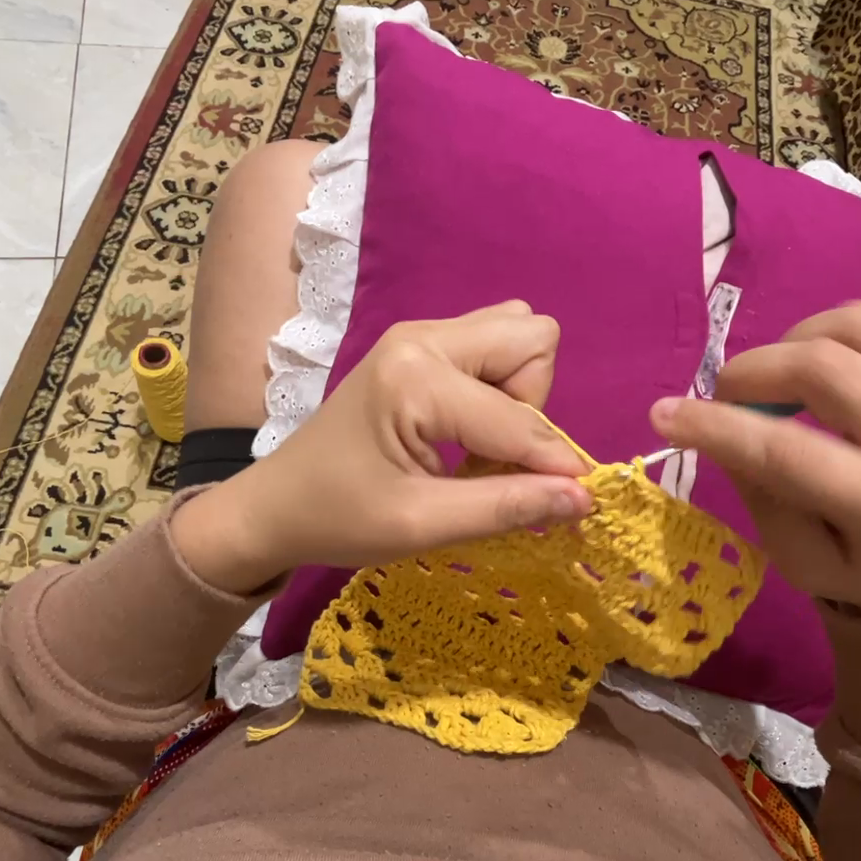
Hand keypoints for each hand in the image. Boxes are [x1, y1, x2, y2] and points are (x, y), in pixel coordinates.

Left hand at [174, 302, 593, 592]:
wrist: (276, 506)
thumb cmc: (339, 519)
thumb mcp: (422, 524)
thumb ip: (506, 507)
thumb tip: (585, 497)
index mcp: (417, 378)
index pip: (517, 416)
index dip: (553, 463)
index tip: (573, 503)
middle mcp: (423, 338)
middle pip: (532, 339)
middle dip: (534, 407)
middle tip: (497, 462)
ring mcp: (420, 337)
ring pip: (516, 336)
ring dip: (518, 395)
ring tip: (480, 448)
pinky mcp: (419, 349)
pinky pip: (490, 348)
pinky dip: (499, 391)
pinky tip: (469, 435)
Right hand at [649, 297, 860, 622]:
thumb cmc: (857, 569)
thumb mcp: (796, 558)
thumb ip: (760, 489)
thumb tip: (716, 423)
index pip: (788, 451)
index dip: (716, 426)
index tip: (663, 415)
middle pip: (829, 367)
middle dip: (755, 370)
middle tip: (729, 394)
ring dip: (803, 336)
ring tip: (782, 372)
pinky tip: (836, 350)